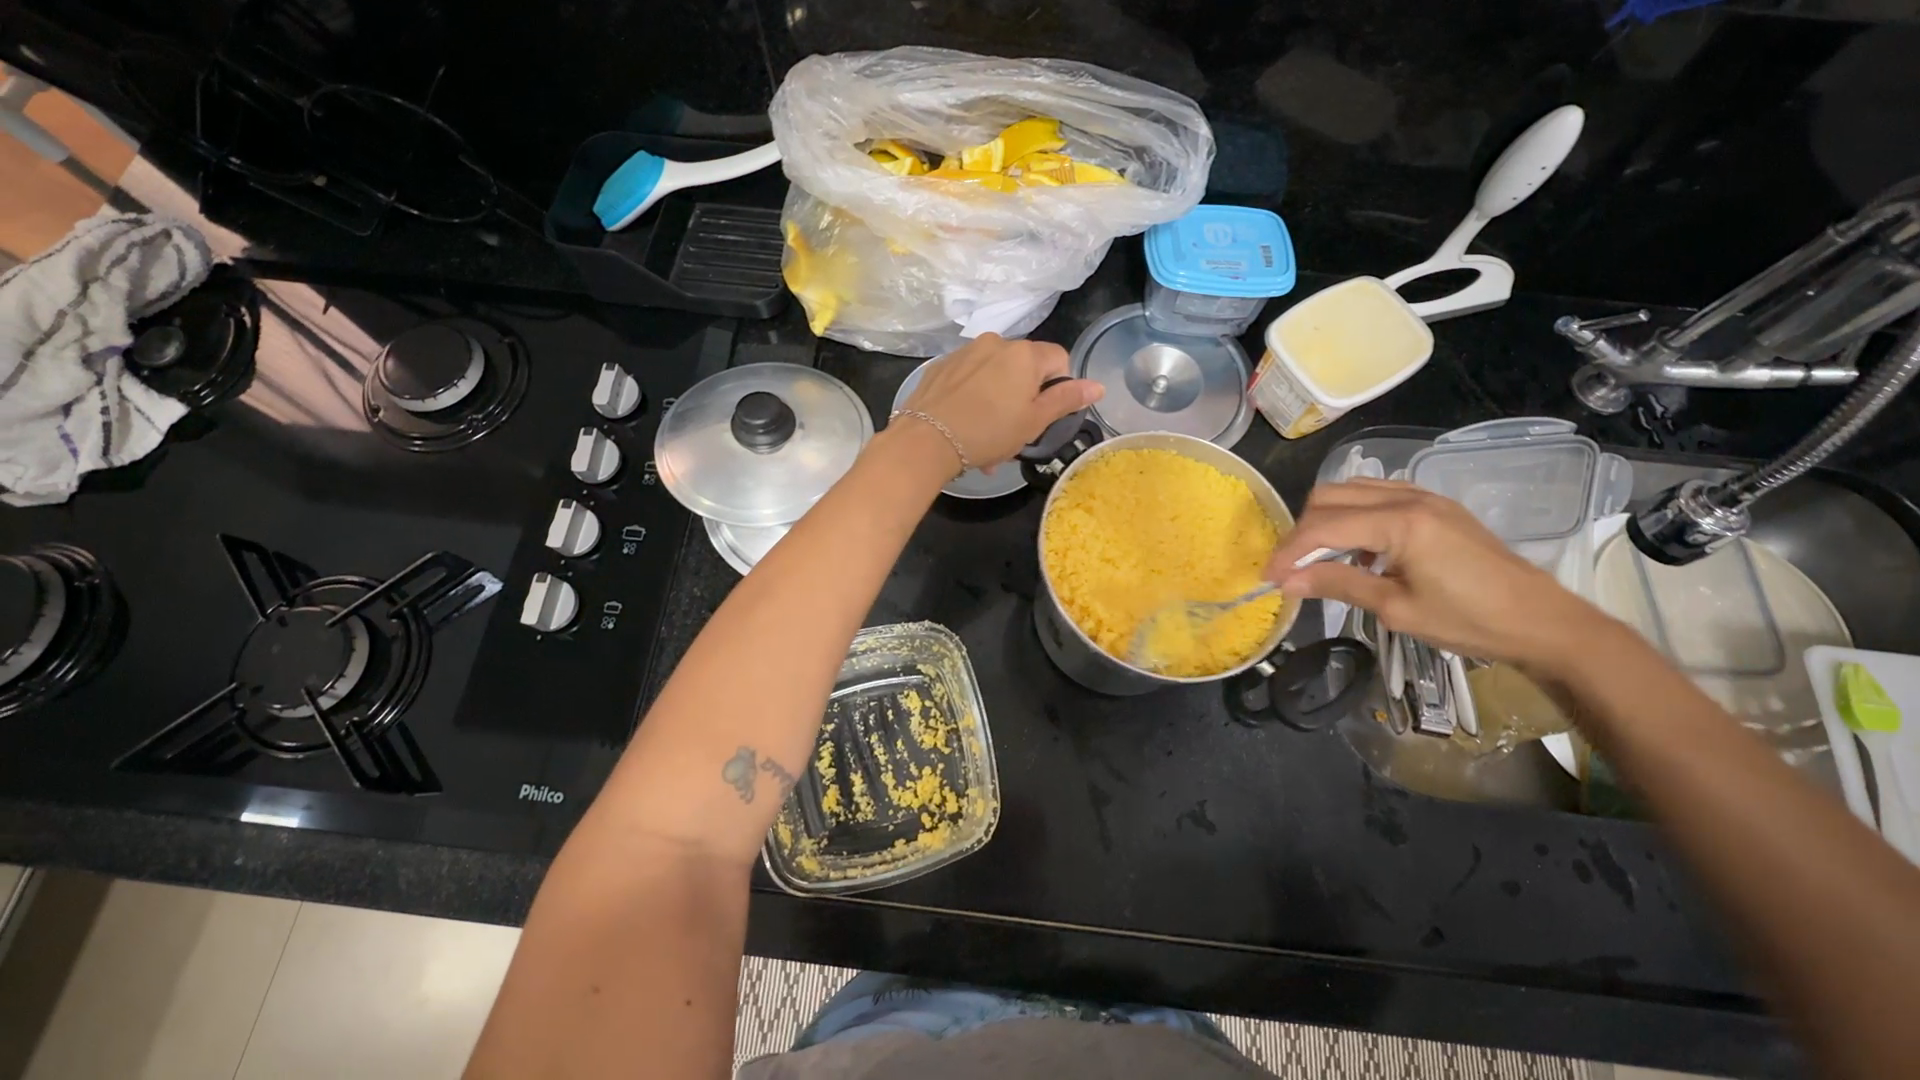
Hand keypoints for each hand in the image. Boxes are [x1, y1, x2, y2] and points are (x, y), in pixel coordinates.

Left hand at [896, 334, 1102, 470]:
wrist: (926, 439)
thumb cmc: (988, 432)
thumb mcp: (1034, 421)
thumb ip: (1067, 400)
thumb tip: (1097, 385)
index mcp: (1024, 354)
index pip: (1059, 360)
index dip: (1058, 388)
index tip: (1043, 415)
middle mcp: (995, 343)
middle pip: (1023, 368)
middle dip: (1023, 398)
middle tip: (1014, 435)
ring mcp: (964, 352)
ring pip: (994, 375)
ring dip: (997, 402)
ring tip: (986, 440)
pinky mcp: (940, 366)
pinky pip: (968, 380)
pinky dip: (972, 399)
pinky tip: (964, 427)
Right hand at [1266, 479, 1610, 669]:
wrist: (1540, 620)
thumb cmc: (1469, 620)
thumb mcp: (1396, 609)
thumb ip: (1339, 585)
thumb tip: (1287, 582)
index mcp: (1401, 522)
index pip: (1325, 527)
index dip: (1290, 551)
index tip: (1268, 578)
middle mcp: (1410, 497)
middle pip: (1332, 496)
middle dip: (1302, 531)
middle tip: (1290, 569)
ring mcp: (1425, 498)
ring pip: (1352, 491)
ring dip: (1326, 520)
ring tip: (1318, 560)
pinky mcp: (1436, 507)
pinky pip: (1378, 498)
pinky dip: (1354, 518)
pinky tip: (1359, 554)